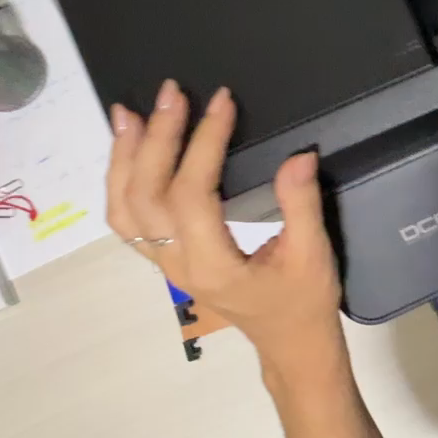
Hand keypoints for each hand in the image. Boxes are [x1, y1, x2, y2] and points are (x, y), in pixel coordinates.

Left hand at [106, 80, 345, 382]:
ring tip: (129, 113)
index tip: (222, 103)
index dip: (203, 143)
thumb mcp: (314, 255)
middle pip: (146, 194)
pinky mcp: (168, 259)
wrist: (291, 344)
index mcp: (211, 263)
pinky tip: (130, 153)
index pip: (193, 192)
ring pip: (124, 208)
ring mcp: (166, 263)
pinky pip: (130, 219)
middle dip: (157, 138)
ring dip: (124, 158)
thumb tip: (300, 155)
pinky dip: (123, 181)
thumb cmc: (305, 303)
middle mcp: (176, 263)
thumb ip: (301, 205)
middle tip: (172, 93)